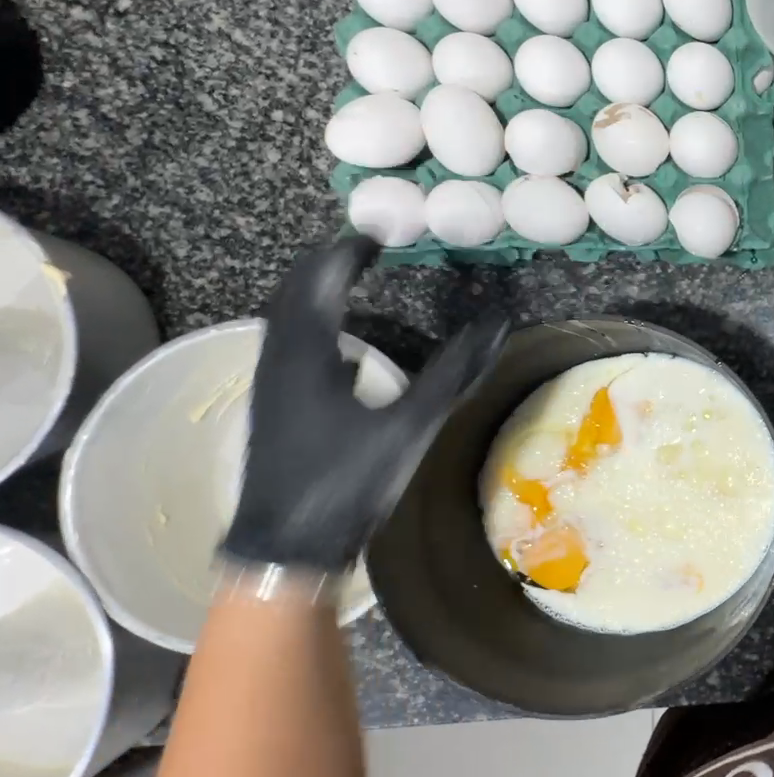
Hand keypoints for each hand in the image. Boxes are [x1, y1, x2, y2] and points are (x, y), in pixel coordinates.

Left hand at [221, 237, 508, 575]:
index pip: (320, 284)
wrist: (288, 542)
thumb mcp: (411, 424)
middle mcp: (280, 360)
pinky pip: (292, 344)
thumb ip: (454, 373)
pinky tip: (342, 344)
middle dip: (325, 265)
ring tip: (350, 279)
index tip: (377, 234)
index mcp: (306, 356)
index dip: (346, 254)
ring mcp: (273, 384)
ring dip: (316, 292)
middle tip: (362, 247)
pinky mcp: (279, 405)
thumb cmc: (347, 478)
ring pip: (288, 319)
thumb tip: (497, 324)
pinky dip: (315, 323)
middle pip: (293, 294)